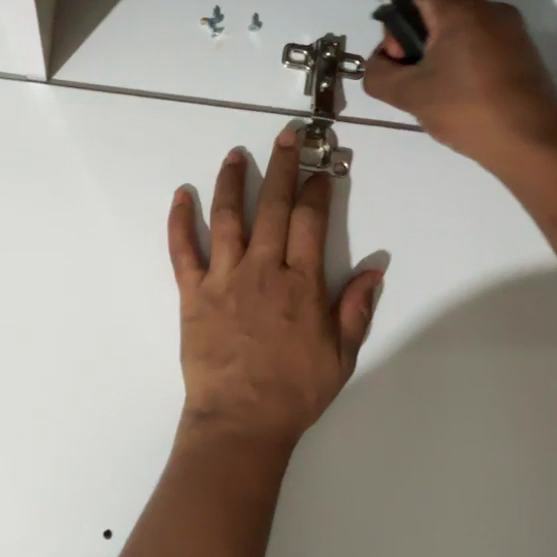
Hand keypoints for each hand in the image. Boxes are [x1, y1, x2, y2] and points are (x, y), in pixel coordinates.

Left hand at [165, 127, 382, 448]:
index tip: (321, 169)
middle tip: (285, 136)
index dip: (317, 191)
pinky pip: (183, 250)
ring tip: (235, 154)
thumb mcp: (342, 354)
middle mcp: (262, 270)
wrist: (241, 419)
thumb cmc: (295, 391)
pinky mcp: (192, 292)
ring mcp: (223, 278)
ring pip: (227, 218)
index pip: (311, 222)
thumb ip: (356, 307)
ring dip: (232, 181)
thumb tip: (376, 267)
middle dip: (282, 167)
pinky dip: (180, 221)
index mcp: (301, 284)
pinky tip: (181, 195)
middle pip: (273, 207)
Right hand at [361, 0, 556, 166]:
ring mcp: (511, 30)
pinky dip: (460, 59)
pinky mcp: (522, 51)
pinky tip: (458, 93)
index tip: (393, 54)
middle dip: (413, 38)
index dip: (394, 18)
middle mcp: (489, 10)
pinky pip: (479, 42)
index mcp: (460, 11)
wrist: (532, 142)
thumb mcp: (407, 94)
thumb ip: (377, 74)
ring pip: (458, 28)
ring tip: (433, 89)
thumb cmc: (466, 109)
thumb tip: (379, 64)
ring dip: (436, 52)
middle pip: (437, 8)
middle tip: (410, 76)